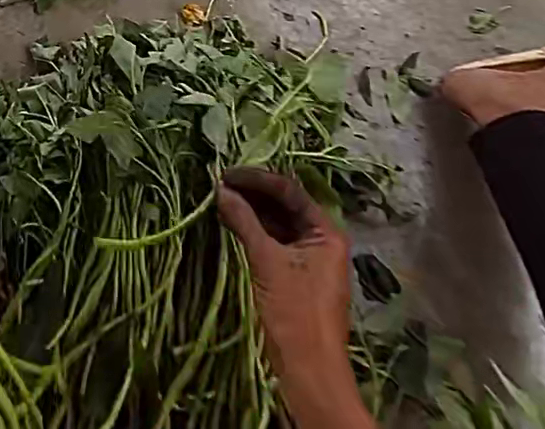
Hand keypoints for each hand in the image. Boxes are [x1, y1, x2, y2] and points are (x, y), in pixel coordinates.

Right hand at [217, 169, 373, 428]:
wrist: (309, 372)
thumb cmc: (295, 313)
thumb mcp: (267, 261)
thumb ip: (244, 221)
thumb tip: (219, 189)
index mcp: (326, 231)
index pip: (289, 190)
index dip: (257, 179)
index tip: (226, 173)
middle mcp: (320, 238)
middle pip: (283, 204)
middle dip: (252, 193)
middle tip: (219, 183)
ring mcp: (308, 256)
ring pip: (275, 221)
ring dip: (249, 210)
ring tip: (219, 198)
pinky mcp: (294, 272)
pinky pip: (272, 239)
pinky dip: (252, 229)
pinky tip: (229, 220)